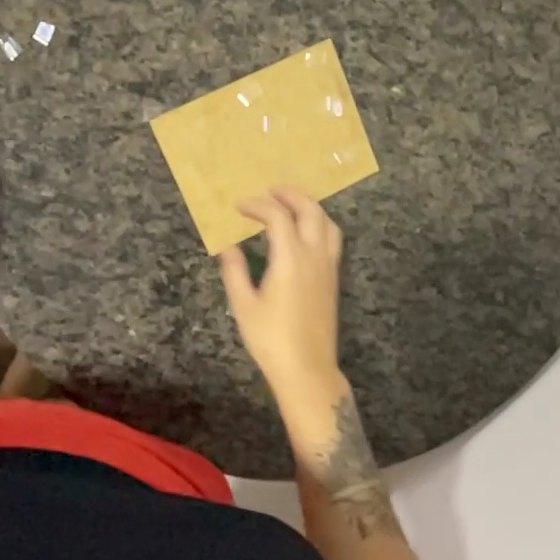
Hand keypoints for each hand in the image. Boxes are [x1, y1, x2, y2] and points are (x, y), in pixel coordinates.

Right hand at [218, 190, 346, 405]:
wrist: (307, 368)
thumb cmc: (271, 339)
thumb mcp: (244, 306)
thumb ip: (235, 271)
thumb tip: (227, 247)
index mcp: (290, 259)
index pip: (277, 217)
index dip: (258, 206)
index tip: (240, 206)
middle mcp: (314, 257)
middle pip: (311, 211)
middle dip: (291, 196)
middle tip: (271, 191)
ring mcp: (328, 268)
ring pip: (328, 224)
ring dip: (310, 208)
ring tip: (291, 207)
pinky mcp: (333, 281)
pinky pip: (332, 241)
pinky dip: (319, 226)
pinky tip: (304, 234)